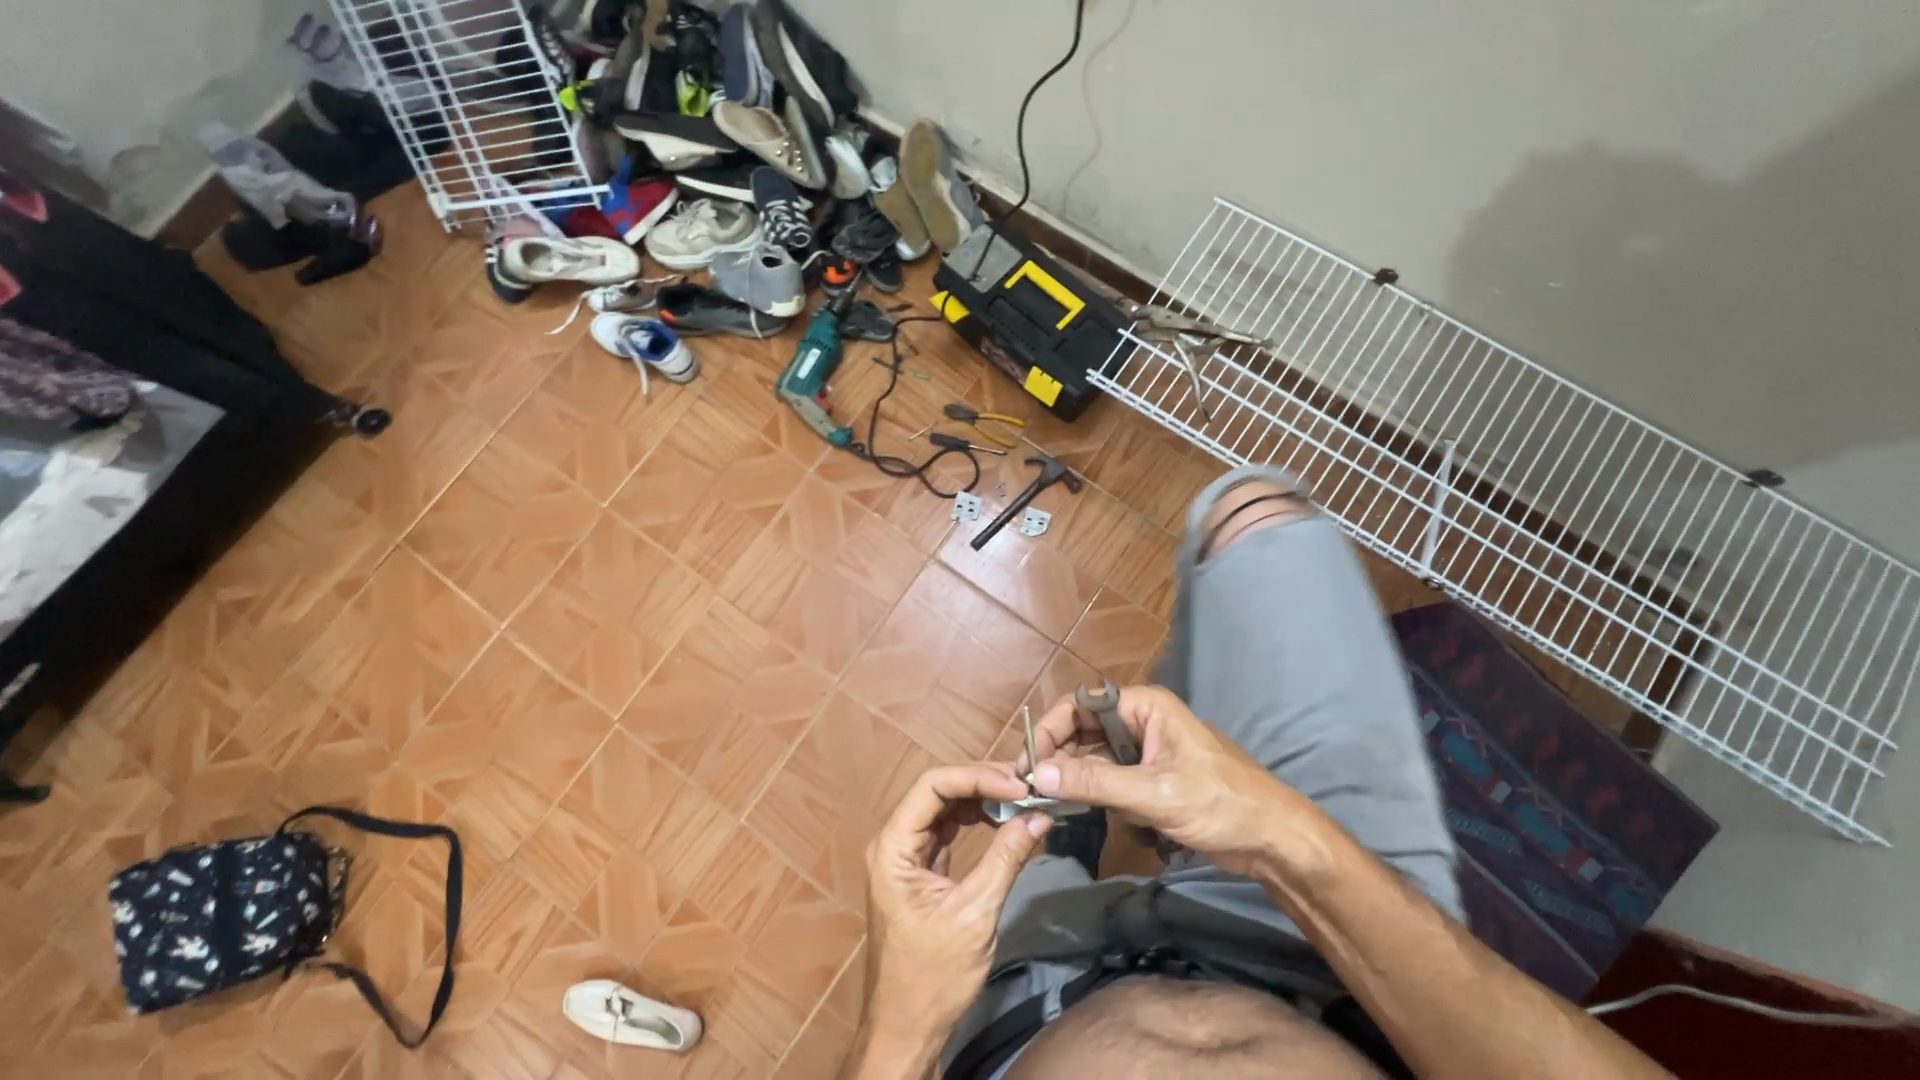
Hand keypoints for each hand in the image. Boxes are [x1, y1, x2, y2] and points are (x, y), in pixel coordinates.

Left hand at [860, 764, 1052, 1054]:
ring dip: (983, 799)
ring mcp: (908, 856)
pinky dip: (978, 821)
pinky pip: (950, 831)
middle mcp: (895, 842)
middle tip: (1027, 785)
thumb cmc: (932, 976)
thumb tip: (1040, 816)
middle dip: (983, 783)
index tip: (1018, 785)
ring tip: (1023, 798)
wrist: (907, 1027)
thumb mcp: (974, 914)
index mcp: (893, 847)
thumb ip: (1005, 859)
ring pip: (946, 808)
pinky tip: (1005, 820)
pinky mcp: (923, 870)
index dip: (976, 777)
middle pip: (938, 791)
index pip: (933, 786)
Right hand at [1025, 686, 1330, 877]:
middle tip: (1032, 788)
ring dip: (1075, 778)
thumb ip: (1094, 782)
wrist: (1273, 839)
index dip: (1050, 729)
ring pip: (1095, 757)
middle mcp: (1142, 721)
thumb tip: (1038, 773)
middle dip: (1059, 757)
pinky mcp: (1152, 779)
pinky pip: (1111, 778)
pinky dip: (1095, 793)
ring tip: (1049, 803)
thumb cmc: (1219, 804)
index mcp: (1145, 707)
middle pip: (1084, 730)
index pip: (1081, 705)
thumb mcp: (1153, 793)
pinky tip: (1081, 811)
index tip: (1028, 763)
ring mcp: (1147, 751)